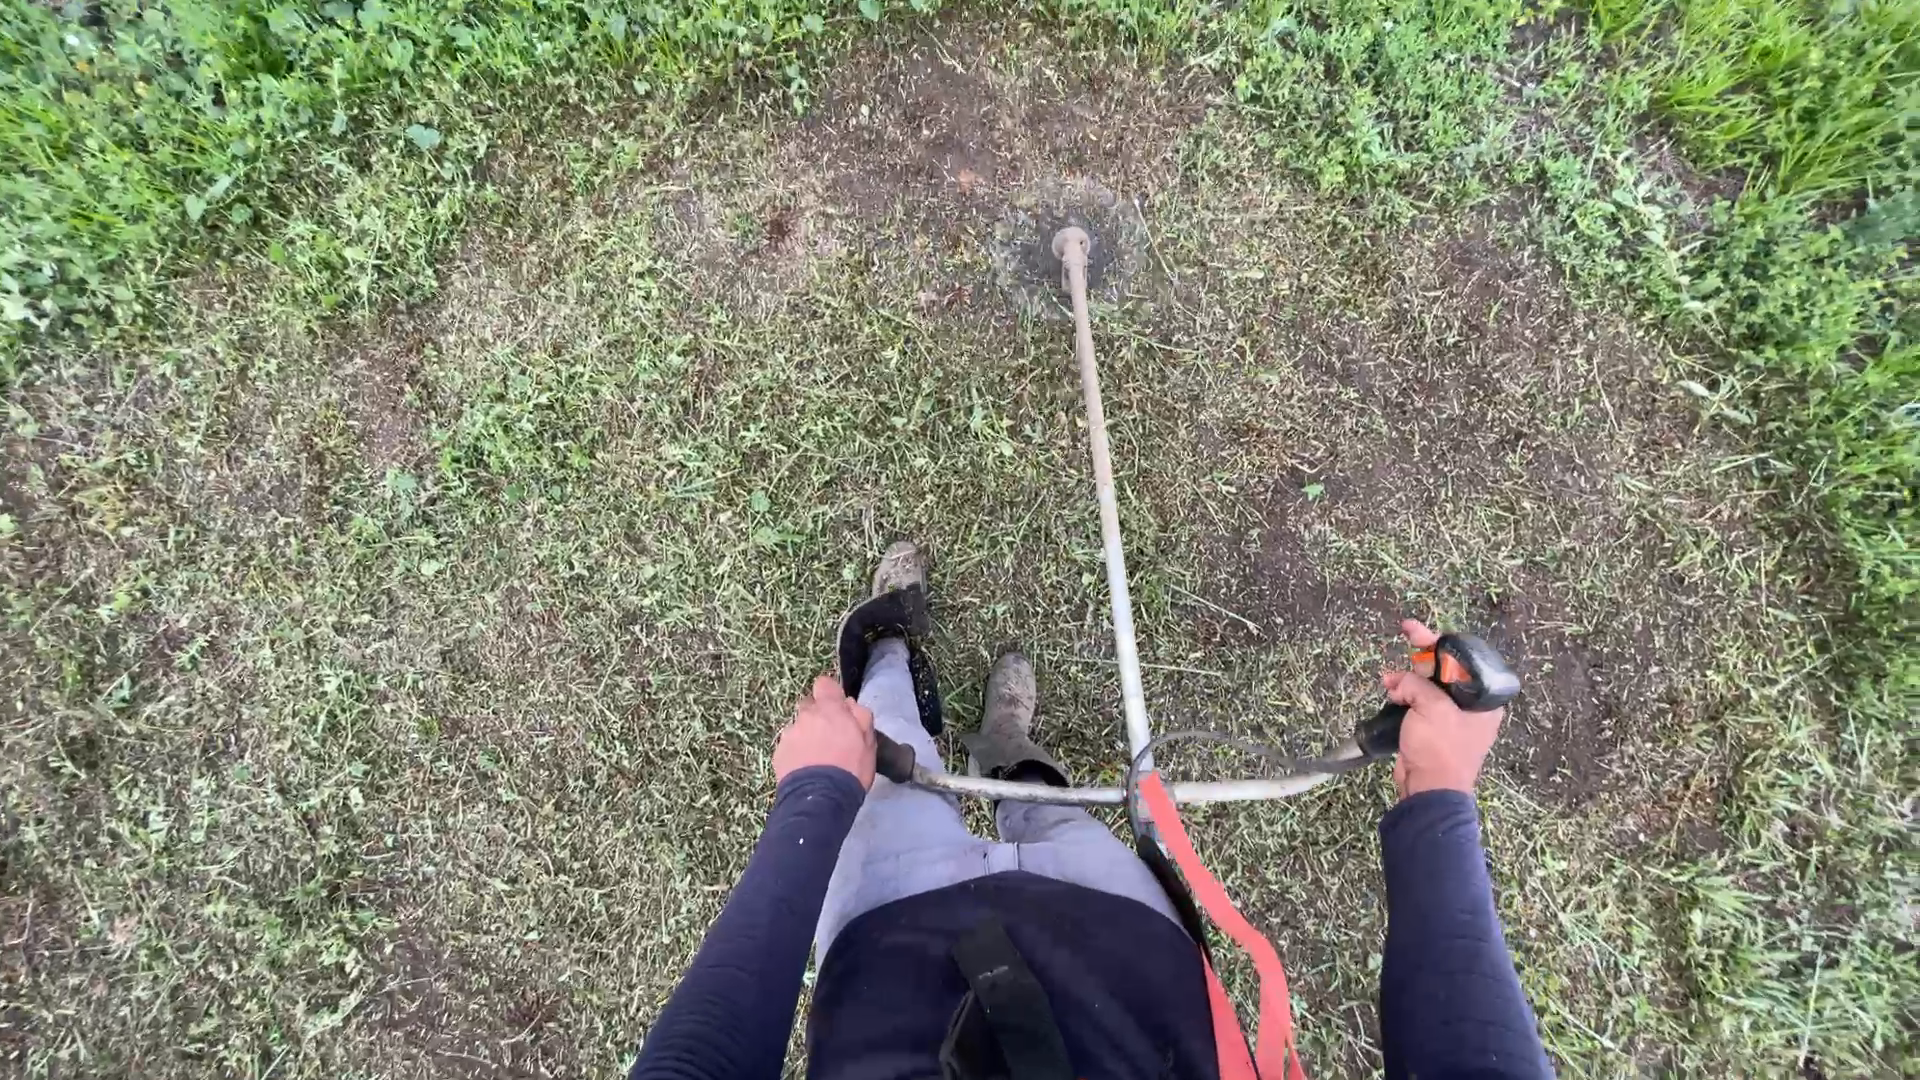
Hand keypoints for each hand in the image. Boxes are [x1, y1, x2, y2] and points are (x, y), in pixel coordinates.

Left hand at [774, 675, 876, 788]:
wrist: (821, 799)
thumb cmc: (851, 768)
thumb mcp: (869, 742)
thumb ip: (860, 717)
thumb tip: (849, 704)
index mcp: (830, 709)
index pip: (824, 684)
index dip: (830, 693)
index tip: (837, 707)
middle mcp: (806, 716)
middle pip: (809, 706)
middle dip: (818, 716)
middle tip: (829, 737)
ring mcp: (790, 734)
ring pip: (799, 727)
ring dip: (806, 736)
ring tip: (816, 758)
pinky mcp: (778, 752)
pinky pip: (789, 746)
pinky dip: (796, 753)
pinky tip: (805, 769)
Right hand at [1382, 619, 1503, 798]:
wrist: (1430, 788)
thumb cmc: (1440, 748)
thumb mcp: (1432, 708)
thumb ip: (1417, 684)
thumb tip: (1400, 683)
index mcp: (1484, 701)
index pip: (1462, 662)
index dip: (1438, 643)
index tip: (1416, 629)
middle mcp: (1470, 707)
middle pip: (1444, 671)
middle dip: (1420, 660)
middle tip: (1404, 637)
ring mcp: (1450, 718)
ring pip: (1426, 686)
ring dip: (1405, 680)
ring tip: (1388, 683)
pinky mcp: (1431, 728)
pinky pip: (1417, 702)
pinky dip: (1403, 695)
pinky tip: (1390, 694)